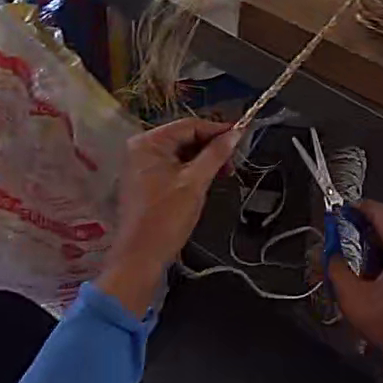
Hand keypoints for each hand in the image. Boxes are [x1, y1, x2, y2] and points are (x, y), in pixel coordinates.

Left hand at [97, 118, 240, 317]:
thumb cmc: (167, 217)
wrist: (140, 257)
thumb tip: (236, 133)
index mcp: (148, 143)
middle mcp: (141, 148)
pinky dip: (192, 169)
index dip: (217, 129)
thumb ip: (216, 154)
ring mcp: (141, 164)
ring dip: (204, 159)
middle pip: (184, 137)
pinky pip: (173, 165)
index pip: (189, 125)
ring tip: (224, 172)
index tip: (242, 135)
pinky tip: (208, 179)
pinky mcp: (145, 180)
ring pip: (181, 152)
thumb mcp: (196, 182)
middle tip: (234, 160)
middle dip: (211, 146)